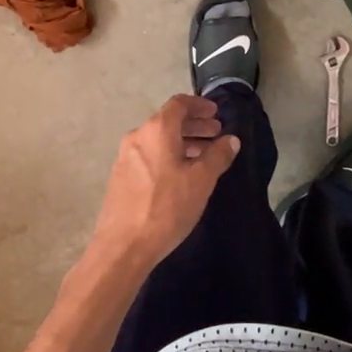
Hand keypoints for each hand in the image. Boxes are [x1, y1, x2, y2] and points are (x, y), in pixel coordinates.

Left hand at [89, 95, 240, 268]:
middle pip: (168, 121)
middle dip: (194, 125)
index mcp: (157, 130)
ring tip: (202, 156)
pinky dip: (167, 155)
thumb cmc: (166, 208)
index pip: (179, 104)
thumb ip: (218, 156)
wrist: (123, 247)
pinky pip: (148, 154)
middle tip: (215, 135)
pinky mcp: (120, 177)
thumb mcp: (201, 181)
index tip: (216, 113)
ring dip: (181, 142)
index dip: (199, 105)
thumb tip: (231, 140)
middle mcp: (137, 136)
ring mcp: (125, 157)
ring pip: (158, 139)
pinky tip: (180, 175)